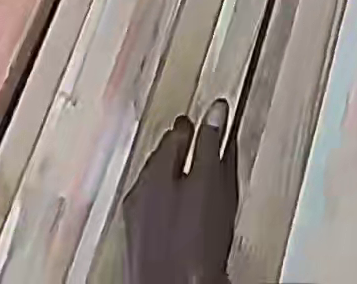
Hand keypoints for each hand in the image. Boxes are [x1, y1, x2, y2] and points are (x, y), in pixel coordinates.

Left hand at [123, 100, 235, 283]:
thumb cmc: (191, 243)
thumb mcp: (209, 182)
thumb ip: (210, 143)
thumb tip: (216, 109)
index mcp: (153, 172)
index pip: (174, 135)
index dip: (193, 126)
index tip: (204, 119)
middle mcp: (140, 195)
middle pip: (164, 160)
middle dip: (183, 150)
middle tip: (201, 143)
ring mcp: (140, 224)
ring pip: (162, 188)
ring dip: (180, 178)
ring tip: (201, 180)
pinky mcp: (147, 248)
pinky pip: (163, 214)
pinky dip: (177, 204)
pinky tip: (193, 216)